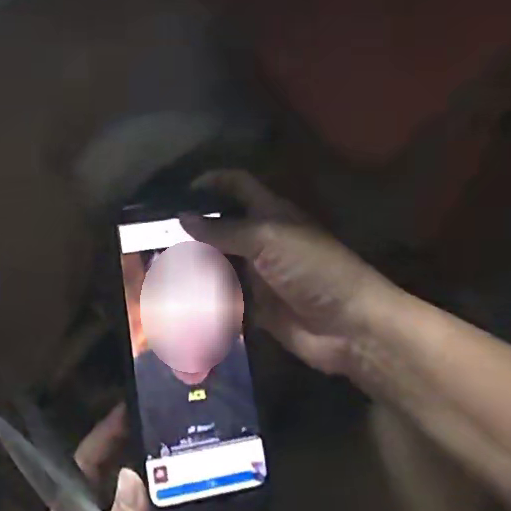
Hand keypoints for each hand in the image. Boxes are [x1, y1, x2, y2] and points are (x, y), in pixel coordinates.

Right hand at [181, 170, 407, 377]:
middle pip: (222, 226)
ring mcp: (260, 274)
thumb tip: (182, 217)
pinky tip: (182, 298)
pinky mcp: (257, 307)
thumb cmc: (315, 270)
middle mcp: (263, 240)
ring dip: (196, 265)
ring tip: (164, 266)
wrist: (353, 329)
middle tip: (158, 233)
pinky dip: (206, 298)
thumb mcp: (268, 240)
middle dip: (194, 229)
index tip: (178, 190)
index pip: (237, 186)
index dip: (212, 182)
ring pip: (219, 263)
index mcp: (271, 214)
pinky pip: (225, 299)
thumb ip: (223, 229)